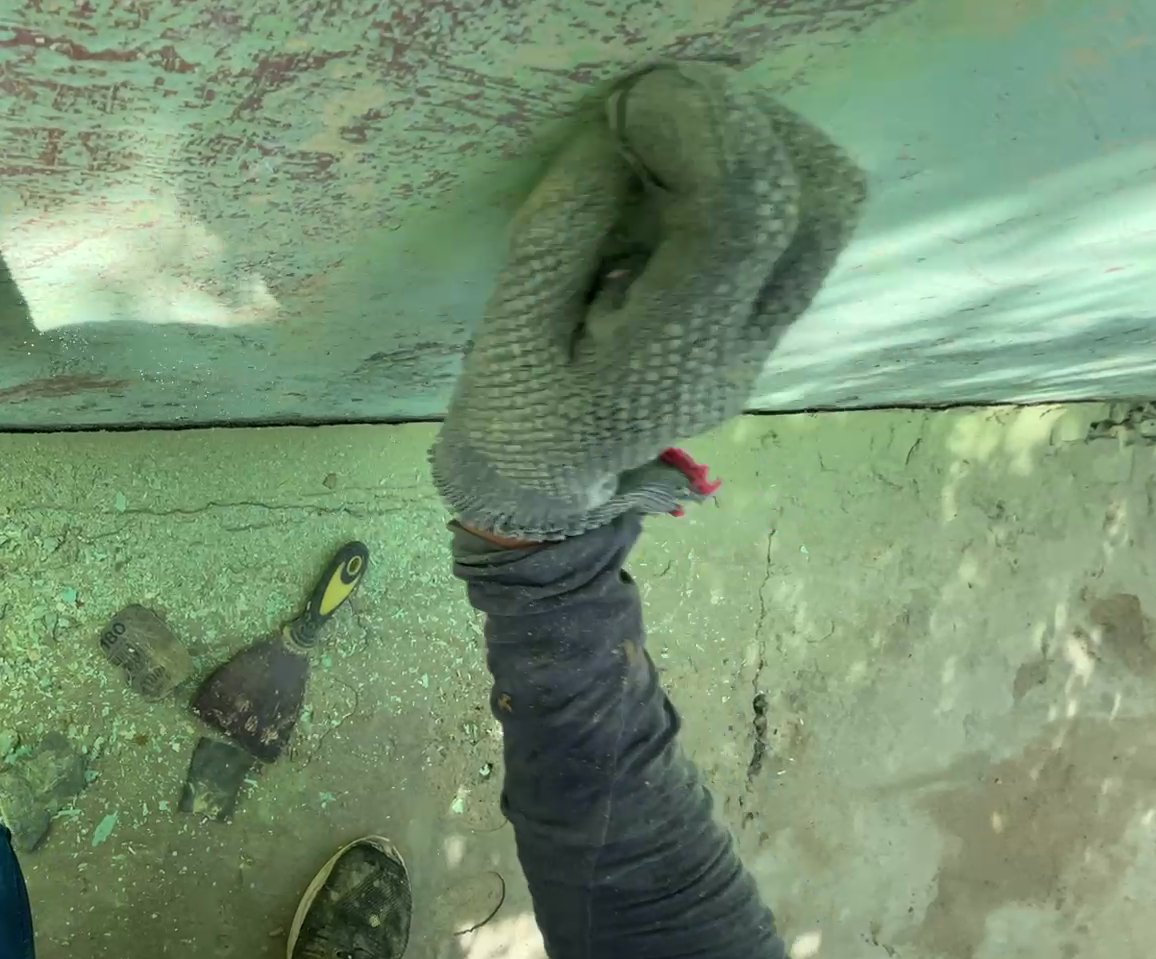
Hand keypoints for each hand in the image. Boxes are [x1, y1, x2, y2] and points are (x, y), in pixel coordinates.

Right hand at [429, 63, 862, 540]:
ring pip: (817, 216)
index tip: (633, 102)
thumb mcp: (504, 341)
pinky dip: (745, 183)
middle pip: (818, 205)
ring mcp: (754, 347)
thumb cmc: (506, 427)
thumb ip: (554, 245)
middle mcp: (738, 354)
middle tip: (659, 111)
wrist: (535, 492)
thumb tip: (610, 142)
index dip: (706, 132)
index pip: (741, 221)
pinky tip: (674, 187)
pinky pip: (785, 236)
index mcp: (667, 366)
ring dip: (759, 148)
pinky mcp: (748, 334)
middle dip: (751, 126)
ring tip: (668, 140)